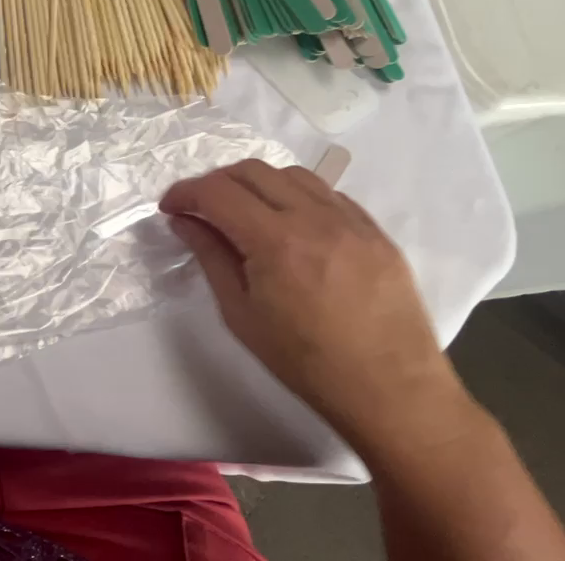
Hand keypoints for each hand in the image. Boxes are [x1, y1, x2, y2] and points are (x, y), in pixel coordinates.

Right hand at [160, 160, 477, 458]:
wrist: (394, 394)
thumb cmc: (306, 363)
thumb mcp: (240, 313)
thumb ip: (210, 257)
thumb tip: (184, 221)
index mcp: (276, 243)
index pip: (216, 192)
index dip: (184, 193)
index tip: (170, 209)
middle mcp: (315, 220)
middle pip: (252, 171)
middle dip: (215, 183)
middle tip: (201, 209)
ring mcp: (352, 224)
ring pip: (291, 174)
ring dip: (257, 184)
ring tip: (245, 212)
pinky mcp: (378, 234)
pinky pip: (329, 194)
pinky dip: (297, 196)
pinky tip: (289, 224)